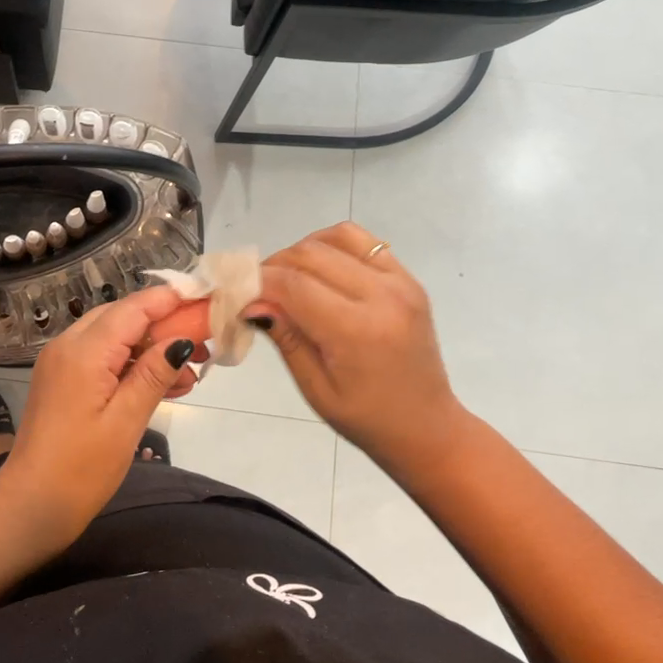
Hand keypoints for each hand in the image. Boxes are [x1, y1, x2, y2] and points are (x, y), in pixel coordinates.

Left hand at [0, 286, 199, 534]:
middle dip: (165, 325)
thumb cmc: (80, 469)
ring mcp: (61, 363)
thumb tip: (182, 340)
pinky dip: (131, 365)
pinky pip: (101, 357)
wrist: (30, 505)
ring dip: (150, 348)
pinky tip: (163, 386)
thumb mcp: (125, 422)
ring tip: (192, 373)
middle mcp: (68, 346)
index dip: (171, 300)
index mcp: (83, 351)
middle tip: (207, 344)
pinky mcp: (61, 381)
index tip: (208, 299)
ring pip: (113, 337)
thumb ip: (153, 375)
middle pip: (123, 317)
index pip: (133, 308)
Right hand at [244, 223, 467, 471]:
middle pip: (310, 254)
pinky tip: (319, 271)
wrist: (426, 425)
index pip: (294, 285)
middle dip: (274, 266)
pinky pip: (362, 242)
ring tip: (288, 278)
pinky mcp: (407, 278)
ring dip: (302, 251)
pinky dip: (332, 247)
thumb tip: (251, 302)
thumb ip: (285, 337)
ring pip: (335, 237)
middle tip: (257, 290)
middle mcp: (382, 296)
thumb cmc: (365, 418)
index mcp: (358, 331)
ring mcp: (400, 282)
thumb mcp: (315, 388)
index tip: (236, 293)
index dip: (257, 282)